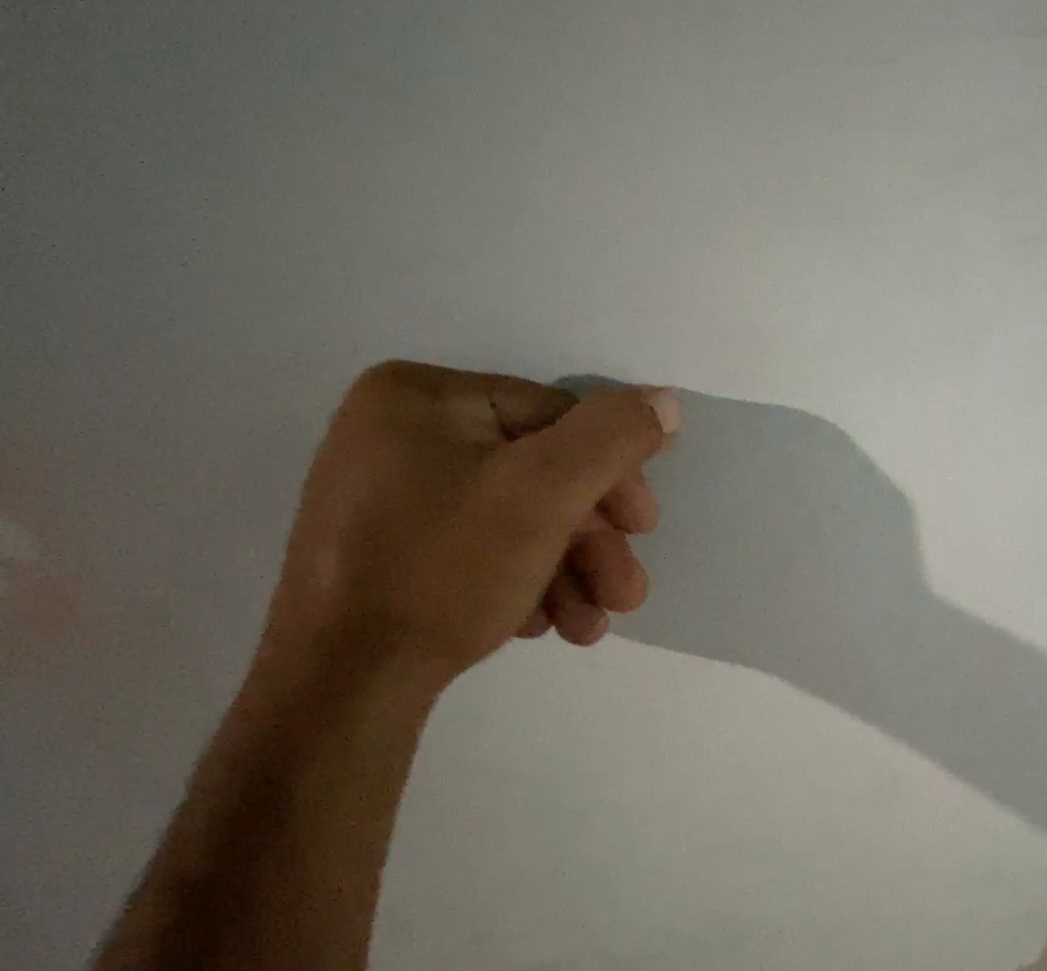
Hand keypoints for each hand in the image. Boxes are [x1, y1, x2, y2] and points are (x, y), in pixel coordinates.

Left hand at [260, 360, 676, 688]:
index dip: (613, 472)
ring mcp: (387, 494)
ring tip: (593, 625)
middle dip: (593, 539)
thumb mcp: (547, 491)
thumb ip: (614, 436)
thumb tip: (663, 402)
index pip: (557, 416)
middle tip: (626, 590)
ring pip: (516, 516)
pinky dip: (525, 581)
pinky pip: (480, 545)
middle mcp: (396, 433)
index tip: (644, 530)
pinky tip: (544, 624)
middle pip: (540, 472)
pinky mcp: (386, 550)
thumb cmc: (444, 571)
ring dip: (571, 570)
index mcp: (420, 397)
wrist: (338, 695)